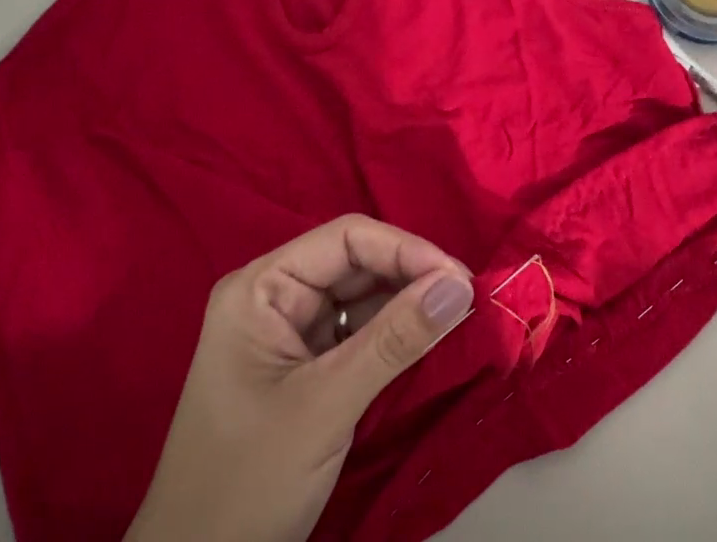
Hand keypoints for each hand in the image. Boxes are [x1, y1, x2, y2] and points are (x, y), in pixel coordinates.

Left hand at [128, 215, 474, 541]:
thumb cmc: (247, 478)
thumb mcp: (325, 405)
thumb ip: (394, 341)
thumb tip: (460, 286)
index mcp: (260, 289)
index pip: (345, 239)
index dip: (406, 250)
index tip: (461, 281)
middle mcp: (274, 299)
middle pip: (356, 264)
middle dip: (412, 276)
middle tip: (468, 303)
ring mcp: (289, 335)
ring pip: (363, 299)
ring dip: (409, 306)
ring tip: (459, 320)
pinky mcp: (307, 369)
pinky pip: (360, 334)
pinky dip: (396, 337)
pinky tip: (430, 343)